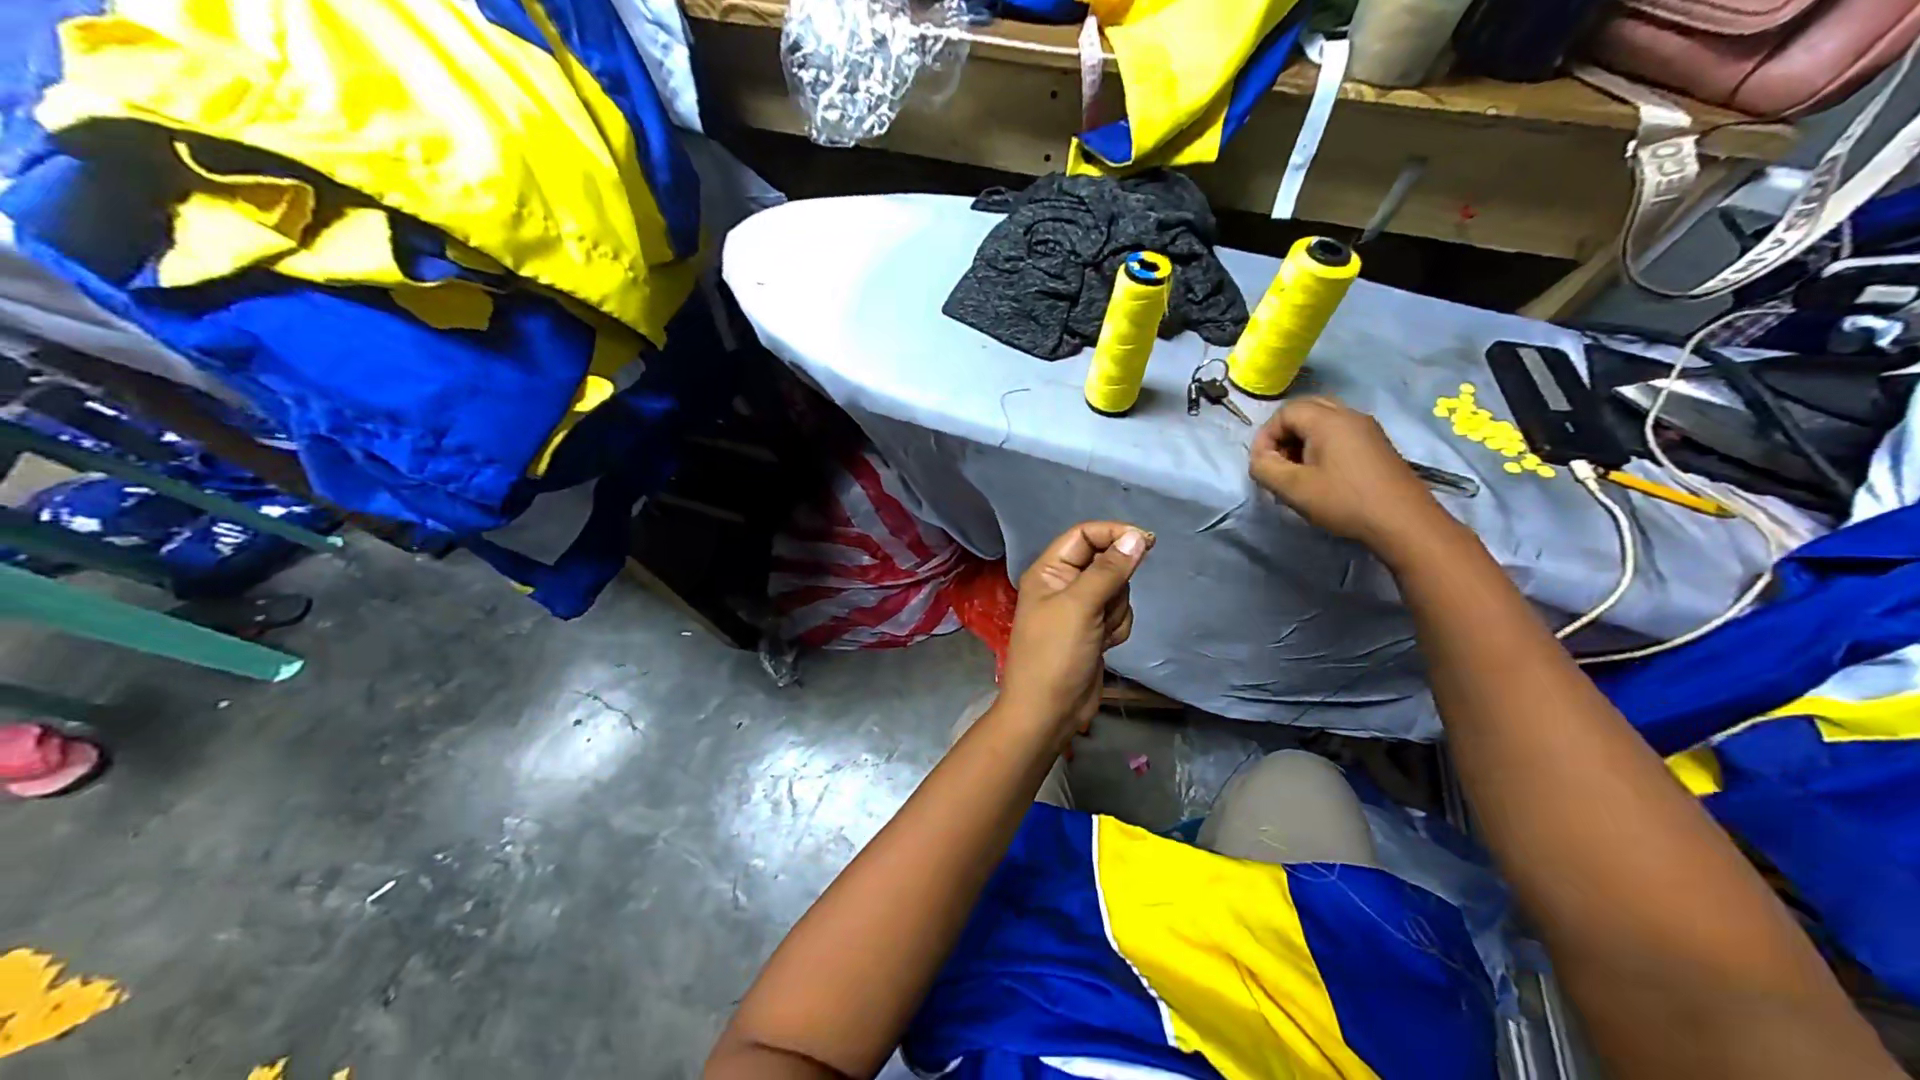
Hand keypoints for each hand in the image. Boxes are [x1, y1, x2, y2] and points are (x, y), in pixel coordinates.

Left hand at [996, 522, 1152, 746]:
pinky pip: (1118, 615)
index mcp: (1048, 571)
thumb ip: (1109, 570)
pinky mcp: (1093, 630)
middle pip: (1106, 563)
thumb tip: (1136, 537)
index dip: (1114, 534)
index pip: (1084, 535)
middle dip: (1114, 586)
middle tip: (1102, 608)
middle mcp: (1062, 584)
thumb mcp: (1080, 606)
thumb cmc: (1055, 654)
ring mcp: (1079, 609)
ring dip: (1116, 611)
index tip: (1146, 541)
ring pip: (1117, 591)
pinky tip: (1104, 646)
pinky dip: (1117, 628)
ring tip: (1098, 633)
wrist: (1050, 711)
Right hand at [1249, 397, 1450, 556]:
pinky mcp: (1377, 444)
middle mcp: (1349, 415)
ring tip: (1298, 470)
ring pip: (1324, 420)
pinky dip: (1322, 444)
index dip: (1266, 437)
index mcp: (1327, 420)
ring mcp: (1367, 428)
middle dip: (1284, 434)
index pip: (1284, 413)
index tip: (1263, 465)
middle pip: (1305, 410)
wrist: (1403, 521)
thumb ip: (1265, 468)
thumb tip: (1259, 458)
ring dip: (1303, 439)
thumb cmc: (1344, 501)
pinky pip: (1340, 432)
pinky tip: (1322, 473)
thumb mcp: (1293, 488)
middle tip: (1278, 463)